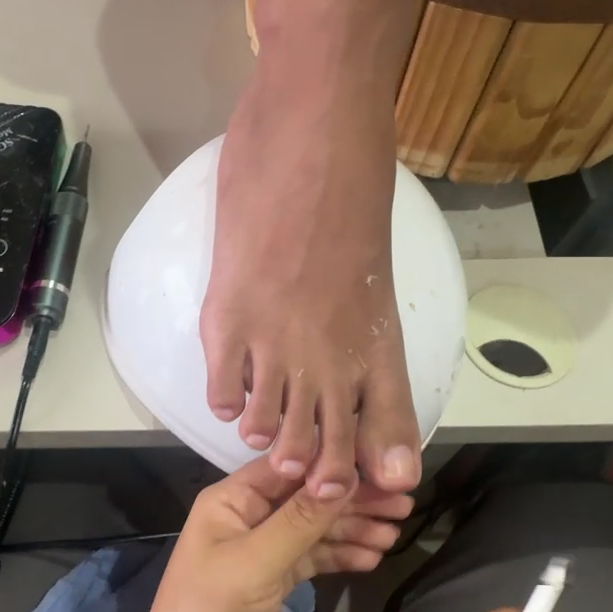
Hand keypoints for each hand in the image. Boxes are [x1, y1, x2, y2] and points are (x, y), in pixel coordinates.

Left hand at [130, 457, 413, 611]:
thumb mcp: (257, 564)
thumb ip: (301, 519)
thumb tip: (345, 474)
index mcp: (231, 499)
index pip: (290, 467)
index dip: (336, 467)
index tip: (382, 470)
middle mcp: (245, 515)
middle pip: (307, 497)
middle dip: (352, 502)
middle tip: (403, 505)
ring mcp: (260, 548)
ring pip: (314, 528)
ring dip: (352, 530)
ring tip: (395, 535)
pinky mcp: (272, 579)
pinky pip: (311, 557)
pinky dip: (339, 556)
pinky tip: (371, 559)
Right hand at [204, 34, 420, 504]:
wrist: (317, 121)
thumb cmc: (356, 176)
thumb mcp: (379, 252)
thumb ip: (371, 316)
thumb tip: (356, 364)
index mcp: (377, 331)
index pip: (386, 416)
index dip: (383, 457)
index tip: (383, 487)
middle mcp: (331, 346)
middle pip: (327, 433)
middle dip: (324, 468)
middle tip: (313, 490)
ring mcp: (278, 334)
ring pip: (277, 419)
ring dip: (275, 441)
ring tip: (272, 452)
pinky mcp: (230, 310)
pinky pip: (225, 382)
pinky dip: (228, 397)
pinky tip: (229, 399)